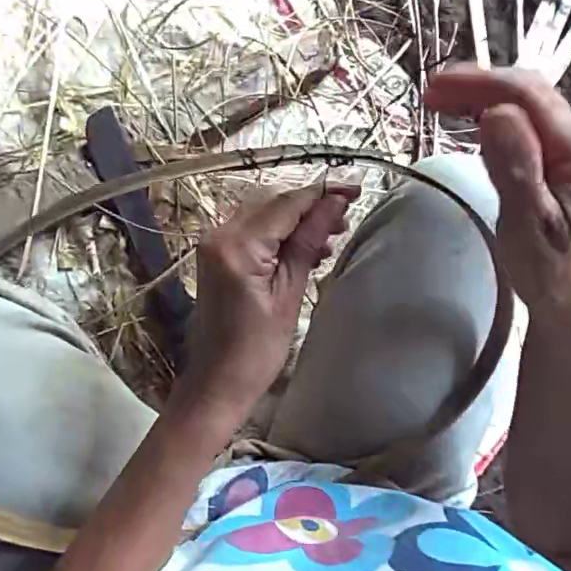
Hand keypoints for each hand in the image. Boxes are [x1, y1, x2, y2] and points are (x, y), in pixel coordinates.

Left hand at [171, 183, 359, 419]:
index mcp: (237, 246)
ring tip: (333, 233)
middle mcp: (219, 235)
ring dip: (298, 218)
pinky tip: (308, 246)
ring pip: (264, 213)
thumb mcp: (290, 294)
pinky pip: (255, 230)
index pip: (286, 205)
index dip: (323, 193)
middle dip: (311, 204)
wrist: (217, 382)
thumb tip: (334, 205)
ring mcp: (214, 243)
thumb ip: (309, 242)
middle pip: (273, 202)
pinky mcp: (218, 255)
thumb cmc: (257, 349)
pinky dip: (282, 232)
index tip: (355, 189)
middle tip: (347, 213)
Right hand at [424, 66, 570, 330]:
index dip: (479, 82)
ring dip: (484, 99)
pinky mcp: (564, 168)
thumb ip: (516, 165)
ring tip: (442, 104)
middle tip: (430, 95)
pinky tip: (473, 124)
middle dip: (478, 86)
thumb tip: (496, 111)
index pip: (527, 94)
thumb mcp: (528, 223)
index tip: (433, 87)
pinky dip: (496, 119)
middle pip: (529, 93)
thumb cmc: (551, 275)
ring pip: (527, 108)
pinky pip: (528, 128)